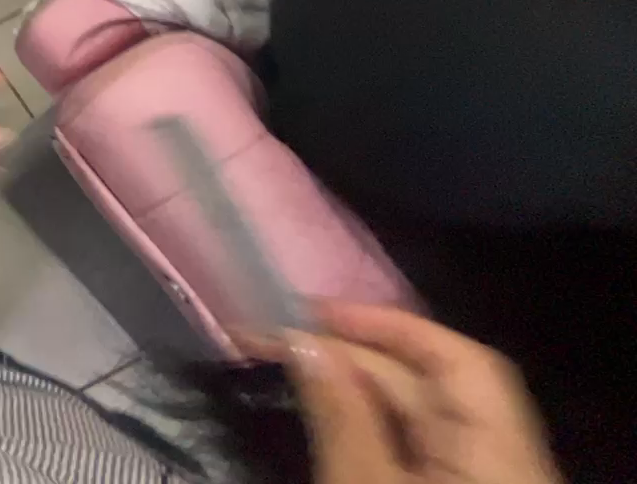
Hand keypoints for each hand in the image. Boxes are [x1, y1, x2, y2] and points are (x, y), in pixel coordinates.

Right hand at [288, 300, 562, 483]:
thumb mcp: (364, 481)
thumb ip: (340, 412)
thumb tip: (300, 338)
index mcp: (501, 453)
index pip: (462, 360)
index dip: (390, 323)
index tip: (314, 308)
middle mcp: (502, 458)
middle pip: (430, 383)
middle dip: (349, 351)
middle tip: (271, 336)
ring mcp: (479, 477)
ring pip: (415, 413)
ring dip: (348, 381)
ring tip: (284, 362)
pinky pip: (412, 440)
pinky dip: (363, 415)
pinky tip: (320, 406)